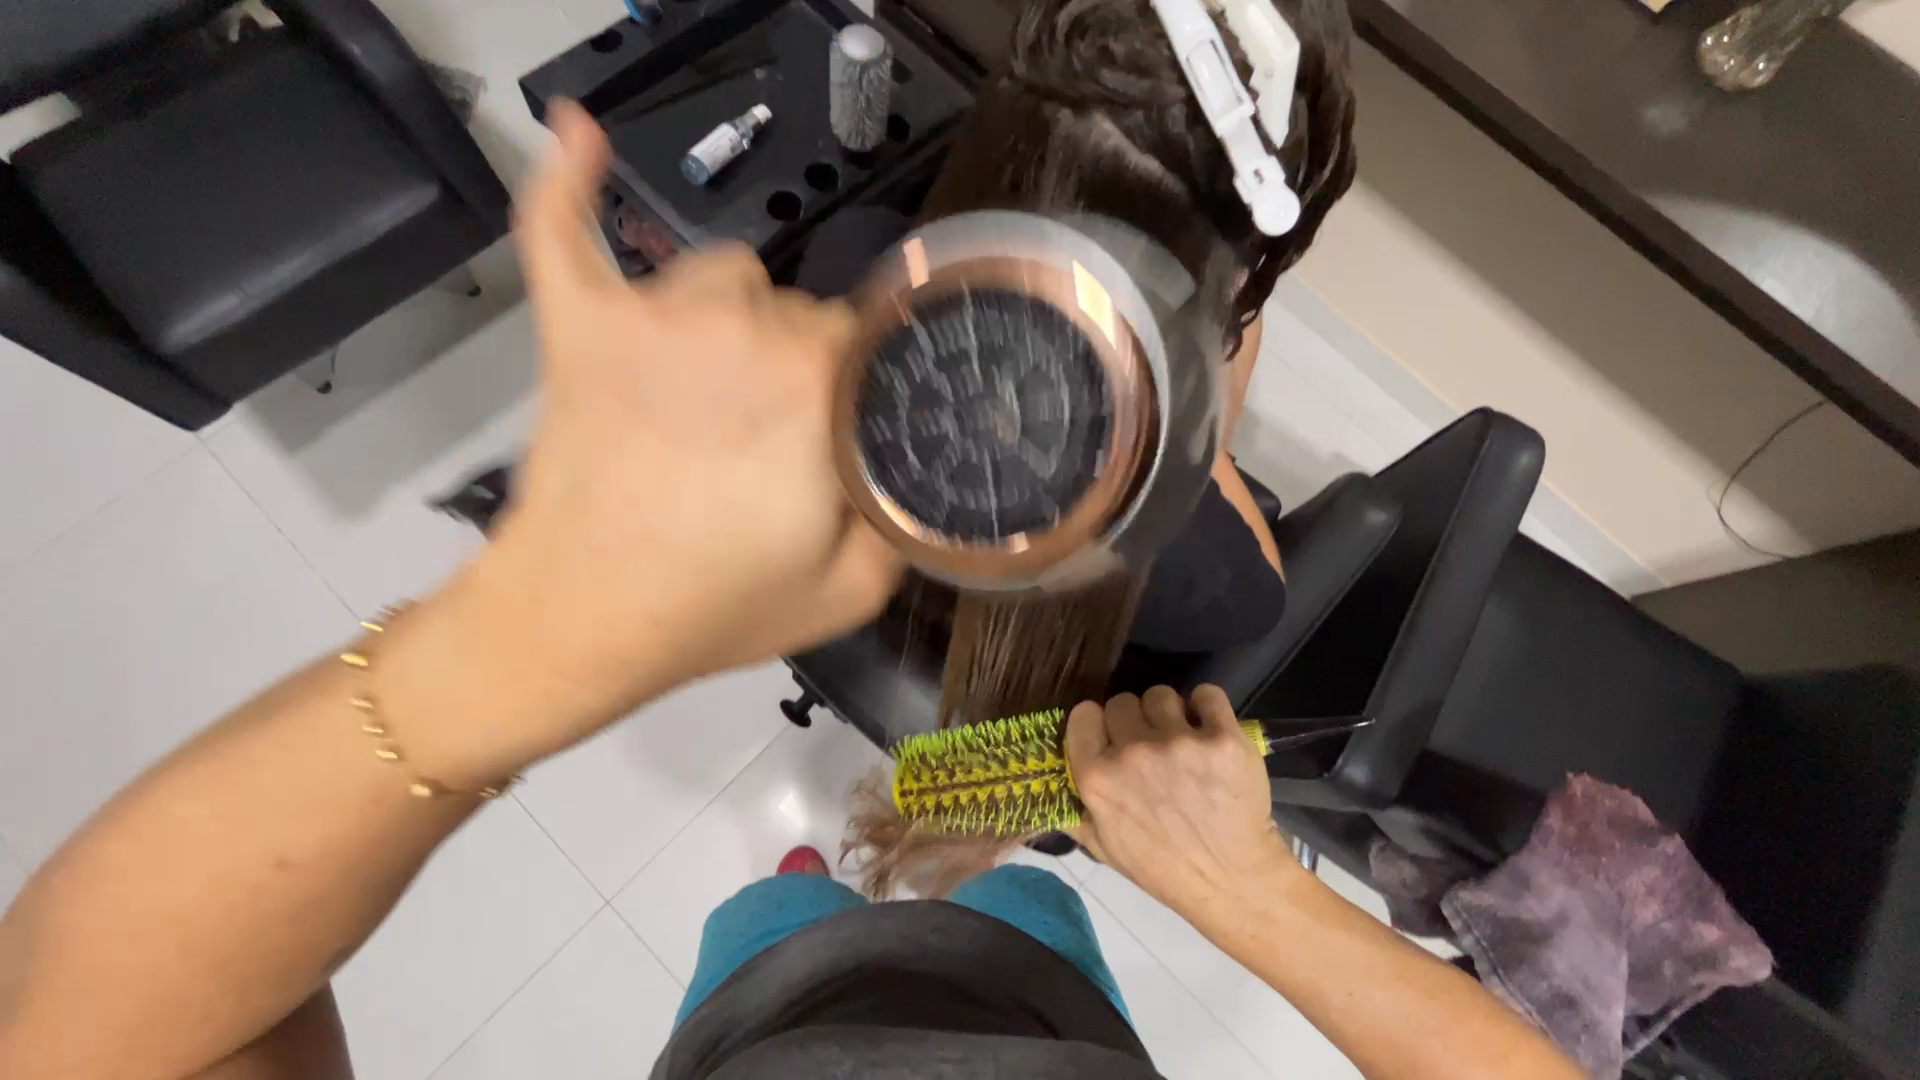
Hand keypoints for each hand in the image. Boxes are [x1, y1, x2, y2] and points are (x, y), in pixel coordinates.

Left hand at [376, 102, 900, 784]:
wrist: (582, 622)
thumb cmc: (720, 608)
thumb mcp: (855, 589)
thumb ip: (905, 515)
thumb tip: (913, 462)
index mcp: (819, 384)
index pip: (872, 340)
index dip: (866, 389)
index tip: (850, 432)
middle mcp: (745, 326)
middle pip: (804, 309)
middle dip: (805, 365)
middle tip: (775, 440)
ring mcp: (654, 316)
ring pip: (727, 276)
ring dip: (736, 316)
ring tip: (716, 384)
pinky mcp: (580, 322)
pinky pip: (566, 227)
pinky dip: (569, 184)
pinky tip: (581, 134)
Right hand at [1066, 685, 1306, 929]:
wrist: (1231, 881)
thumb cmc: (1162, 867)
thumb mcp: (1102, 846)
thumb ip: (1071, 809)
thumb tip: (1046, 783)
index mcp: (1098, 777)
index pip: (1084, 714)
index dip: (1097, 723)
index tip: (1110, 736)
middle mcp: (1133, 753)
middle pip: (1123, 701)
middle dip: (1134, 720)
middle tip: (1150, 744)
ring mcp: (1180, 742)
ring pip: (1162, 695)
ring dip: (1169, 712)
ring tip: (1182, 738)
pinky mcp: (1223, 738)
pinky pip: (1208, 695)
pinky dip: (1208, 706)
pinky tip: (1209, 727)